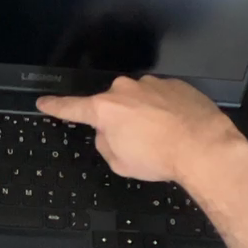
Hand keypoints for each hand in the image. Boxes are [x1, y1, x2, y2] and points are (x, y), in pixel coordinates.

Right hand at [37, 76, 247, 185]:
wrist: (203, 148)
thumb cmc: (162, 156)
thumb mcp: (119, 162)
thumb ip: (105, 143)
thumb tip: (109, 134)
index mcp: (105, 109)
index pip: (71, 108)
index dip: (55, 107)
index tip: (44, 103)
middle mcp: (126, 91)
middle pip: (111, 107)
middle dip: (118, 124)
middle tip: (135, 145)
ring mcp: (152, 85)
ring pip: (138, 102)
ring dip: (144, 118)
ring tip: (161, 140)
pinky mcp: (175, 85)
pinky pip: (161, 98)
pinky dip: (164, 113)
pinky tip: (175, 131)